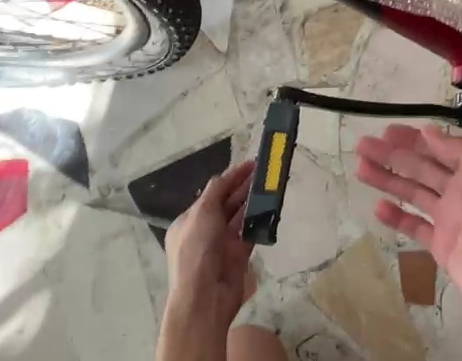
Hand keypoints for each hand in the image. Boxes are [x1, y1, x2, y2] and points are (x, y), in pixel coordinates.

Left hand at [164, 159, 255, 322]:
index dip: (232, 177)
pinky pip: (250, 233)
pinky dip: (259, 221)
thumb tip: (226, 176)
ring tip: (271, 185)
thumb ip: (215, 191)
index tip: (251, 164)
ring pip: (240, 216)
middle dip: (244, 187)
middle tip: (266, 172)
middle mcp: (205, 231)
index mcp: (190, 221)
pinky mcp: (238, 255)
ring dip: (254, 201)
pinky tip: (271, 208)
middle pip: (228, 203)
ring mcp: (222, 244)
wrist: (204, 296)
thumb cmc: (197, 250)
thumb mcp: (201, 213)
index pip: (213, 193)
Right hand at [355, 124, 461, 336]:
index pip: (438, 149)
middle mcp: (459, 191)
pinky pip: (415, 227)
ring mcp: (449, 220)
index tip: (387, 131)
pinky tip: (378, 207)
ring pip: (412, 193)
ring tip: (361, 168)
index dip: (413, 140)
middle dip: (393, 156)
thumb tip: (429, 131)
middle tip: (363, 146)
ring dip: (388, 180)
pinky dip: (397, 217)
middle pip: (420, 168)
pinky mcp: (442, 248)